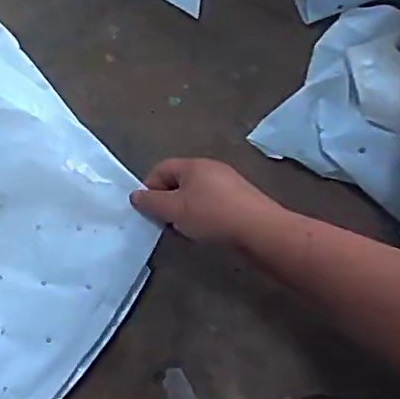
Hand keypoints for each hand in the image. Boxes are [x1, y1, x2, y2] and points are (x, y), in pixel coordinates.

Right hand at [129, 157, 290, 247]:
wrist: (263, 232)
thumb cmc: (212, 215)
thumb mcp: (173, 209)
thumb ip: (149, 202)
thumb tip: (136, 196)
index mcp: (194, 165)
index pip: (160, 169)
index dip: (149, 189)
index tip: (149, 210)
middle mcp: (212, 170)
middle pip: (178, 183)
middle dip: (168, 203)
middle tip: (167, 222)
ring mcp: (230, 186)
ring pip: (195, 197)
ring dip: (186, 213)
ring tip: (188, 231)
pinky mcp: (242, 202)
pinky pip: (213, 206)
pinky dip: (205, 217)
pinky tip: (208, 232)